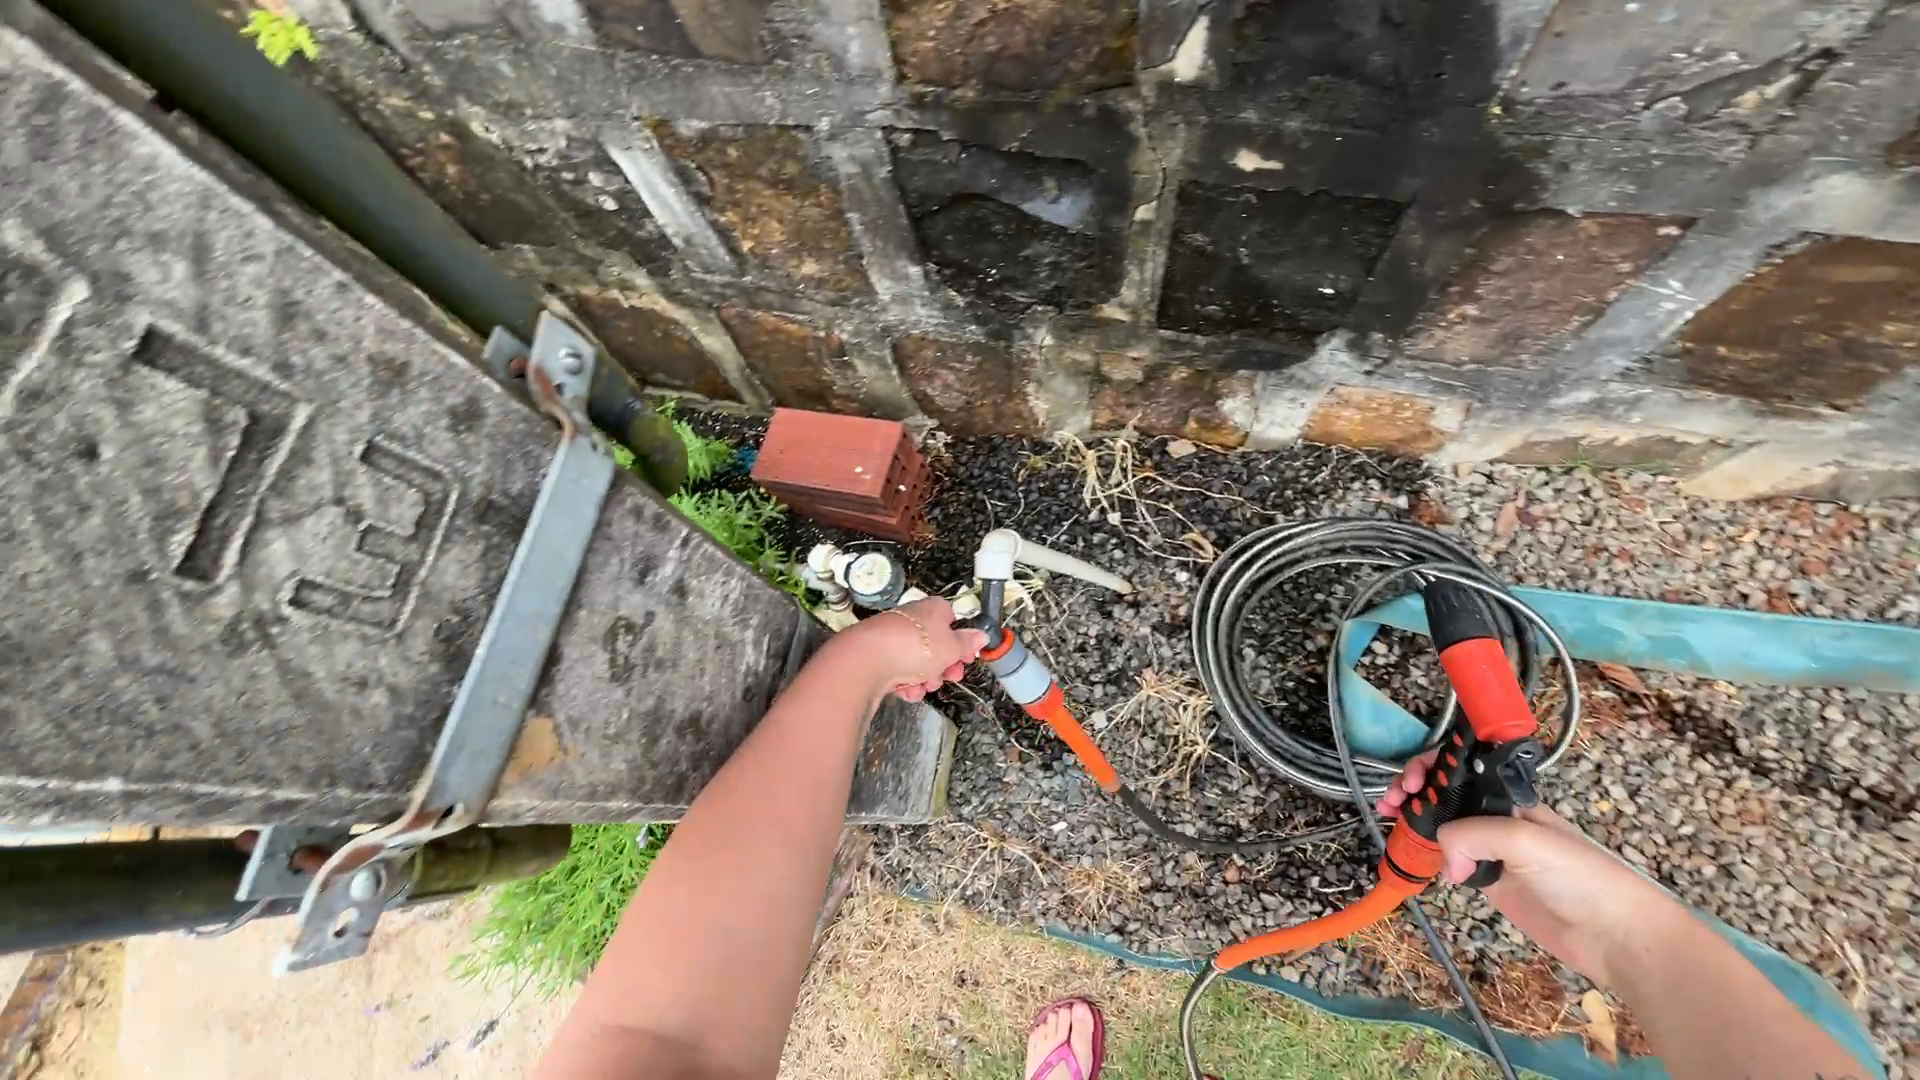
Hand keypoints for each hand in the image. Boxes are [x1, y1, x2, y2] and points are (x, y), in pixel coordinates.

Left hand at [832, 596, 987, 702]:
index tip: (967, 659)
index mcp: (933, 609)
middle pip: (936, 645)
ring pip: (918, 662)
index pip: (953, 622)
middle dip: (944, 666)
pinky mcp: (879, 656)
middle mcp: (913, 619)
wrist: (869, 659)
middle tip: (948, 677)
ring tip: (925, 686)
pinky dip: (905, 683)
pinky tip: (907, 691)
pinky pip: (899, 671)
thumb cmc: (917, 646)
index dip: (962, 643)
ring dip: (926, 678)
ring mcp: (894, 637)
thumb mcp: (952, 646)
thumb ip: (968, 643)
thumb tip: (982, 634)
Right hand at [1377, 754, 1689, 988]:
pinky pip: (1447, 859)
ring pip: (1440, 824)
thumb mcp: (1523, 839)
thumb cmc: (1579, 875)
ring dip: (1413, 819)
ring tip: (1392, 821)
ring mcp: (1489, 849)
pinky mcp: (1486, 881)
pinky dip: (1428, 855)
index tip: (1412, 780)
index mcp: (1507, 797)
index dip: (1431, 767)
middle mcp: (1494, 817)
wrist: (1616, 936)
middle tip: (1392, 801)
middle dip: (1413, 789)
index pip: (1460, 769)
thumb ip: (1471, 835)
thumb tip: (1444, 860)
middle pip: (1443, 793)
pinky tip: (1417, 854)